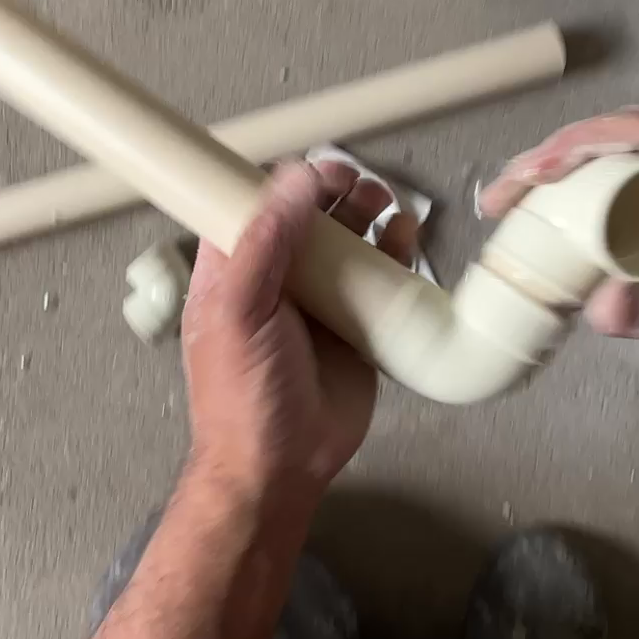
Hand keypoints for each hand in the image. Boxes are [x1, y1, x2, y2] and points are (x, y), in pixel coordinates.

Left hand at [181, 160, 417, 499]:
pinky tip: (404, 235)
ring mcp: (321, 300)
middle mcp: (278, 278)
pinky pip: (380, 277)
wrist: (281, 467)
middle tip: (355, 184)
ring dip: (366, 213)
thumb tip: (295, 182)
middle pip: (308, 216)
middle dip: (333, 192)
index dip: (282, 182)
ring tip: (382, 202)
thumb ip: (263, 245)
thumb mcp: (239, 313)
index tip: (313, 171)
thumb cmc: (243, 394)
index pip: (254, 206)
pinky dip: (395, 252)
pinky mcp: (358, 324)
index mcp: (235, 270)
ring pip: (348, 240)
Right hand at [479, 107, 638, 387]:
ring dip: (565, 181)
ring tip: (516, 209)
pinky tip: (559, 237)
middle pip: (624, 139)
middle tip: (505, 194)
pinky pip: (631, 203)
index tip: (535, 172)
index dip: (586, 143)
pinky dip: (587, 212)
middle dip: (556, 159)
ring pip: (623, 167)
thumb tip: (595, 308)